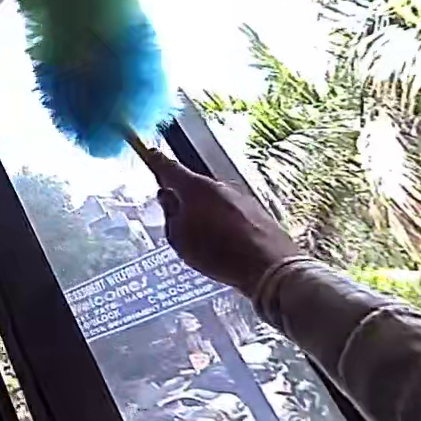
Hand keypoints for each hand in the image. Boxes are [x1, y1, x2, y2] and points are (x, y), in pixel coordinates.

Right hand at [133, 146, 301, 292]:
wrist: (271, 269)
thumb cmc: (218, 253)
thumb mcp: (179, 238)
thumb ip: (170, 214)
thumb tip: (168, 197)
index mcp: (195, 188)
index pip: (169, 167)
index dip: (156, 160)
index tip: (149, 152)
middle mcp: (219, 186)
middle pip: (193, 186)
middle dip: (183, 196)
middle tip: (176, 217)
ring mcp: (241, 197)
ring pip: (213, 199)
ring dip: (205, 211)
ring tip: (203, 238)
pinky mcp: (258, 212)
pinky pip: (231, 212)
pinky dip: (223, 221)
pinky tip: (224, 243)